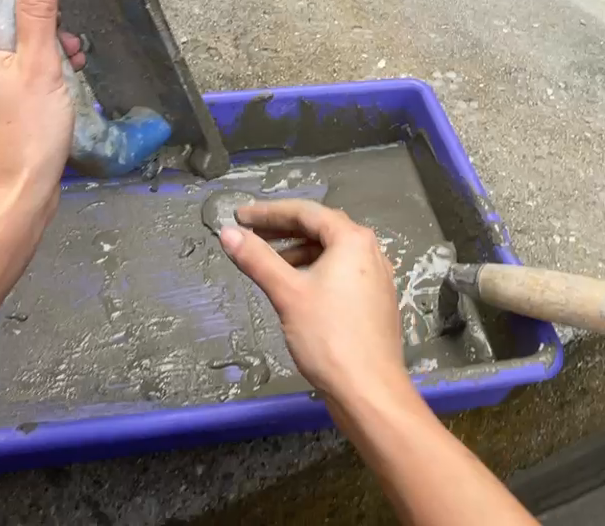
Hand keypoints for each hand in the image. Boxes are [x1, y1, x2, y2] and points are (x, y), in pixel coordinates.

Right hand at [218, 200, 409, 410]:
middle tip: (250, 233)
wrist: (370, 393)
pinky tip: (297, 287)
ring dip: (298, 251)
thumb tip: (228, 233)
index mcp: (353, 239)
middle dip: (283, 229)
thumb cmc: (328, 337)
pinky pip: (341, 271)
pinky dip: (315, 270)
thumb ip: (257, 259)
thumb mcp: (287, 293)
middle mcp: (370, 250)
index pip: (306, 212)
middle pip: (320, 228)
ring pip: (331, 251)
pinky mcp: (376, 299)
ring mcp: (376, 276)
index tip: (240, 216)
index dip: (269, 212)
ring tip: (269, 262)